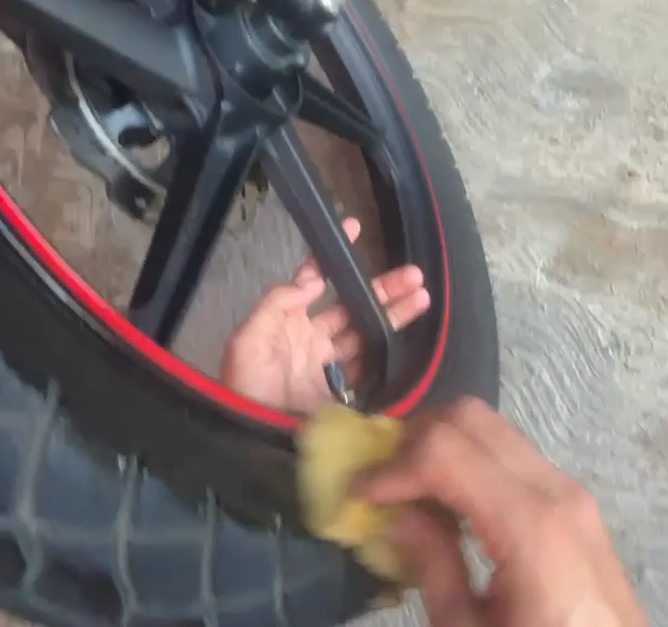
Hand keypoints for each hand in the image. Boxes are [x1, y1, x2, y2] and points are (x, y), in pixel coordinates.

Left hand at [220, 218, 430, 414]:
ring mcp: (329, 368)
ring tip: (422, 295)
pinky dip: (391, 352)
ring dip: (395, 314)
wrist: (248, 442)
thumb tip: (314, 277)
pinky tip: (411, 336)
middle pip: (353, 306)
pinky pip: (370, 369)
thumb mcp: (248, 340)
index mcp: (290, 321)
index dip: (335, 256)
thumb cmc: (245, 387)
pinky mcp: (341, 395)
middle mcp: (313, 339)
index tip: (355, 226)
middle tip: (413, 273)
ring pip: (368, 333)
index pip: (315, 279)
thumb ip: (277, 303)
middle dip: (382, 288)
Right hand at [355, 398, 646, 626]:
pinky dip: (471, 457)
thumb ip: (433, 568)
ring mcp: (570, 489)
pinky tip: (448, 500)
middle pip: (471, 417)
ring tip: (407, 487)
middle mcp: (555, 488)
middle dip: (415, 436)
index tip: (357, 491)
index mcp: (531, 526)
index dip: (392, 465)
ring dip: (442, 441)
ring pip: (492, 426)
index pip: (446, 451)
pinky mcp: (573, 501)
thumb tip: (396, 513)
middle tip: (379, 477)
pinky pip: (512, 452)